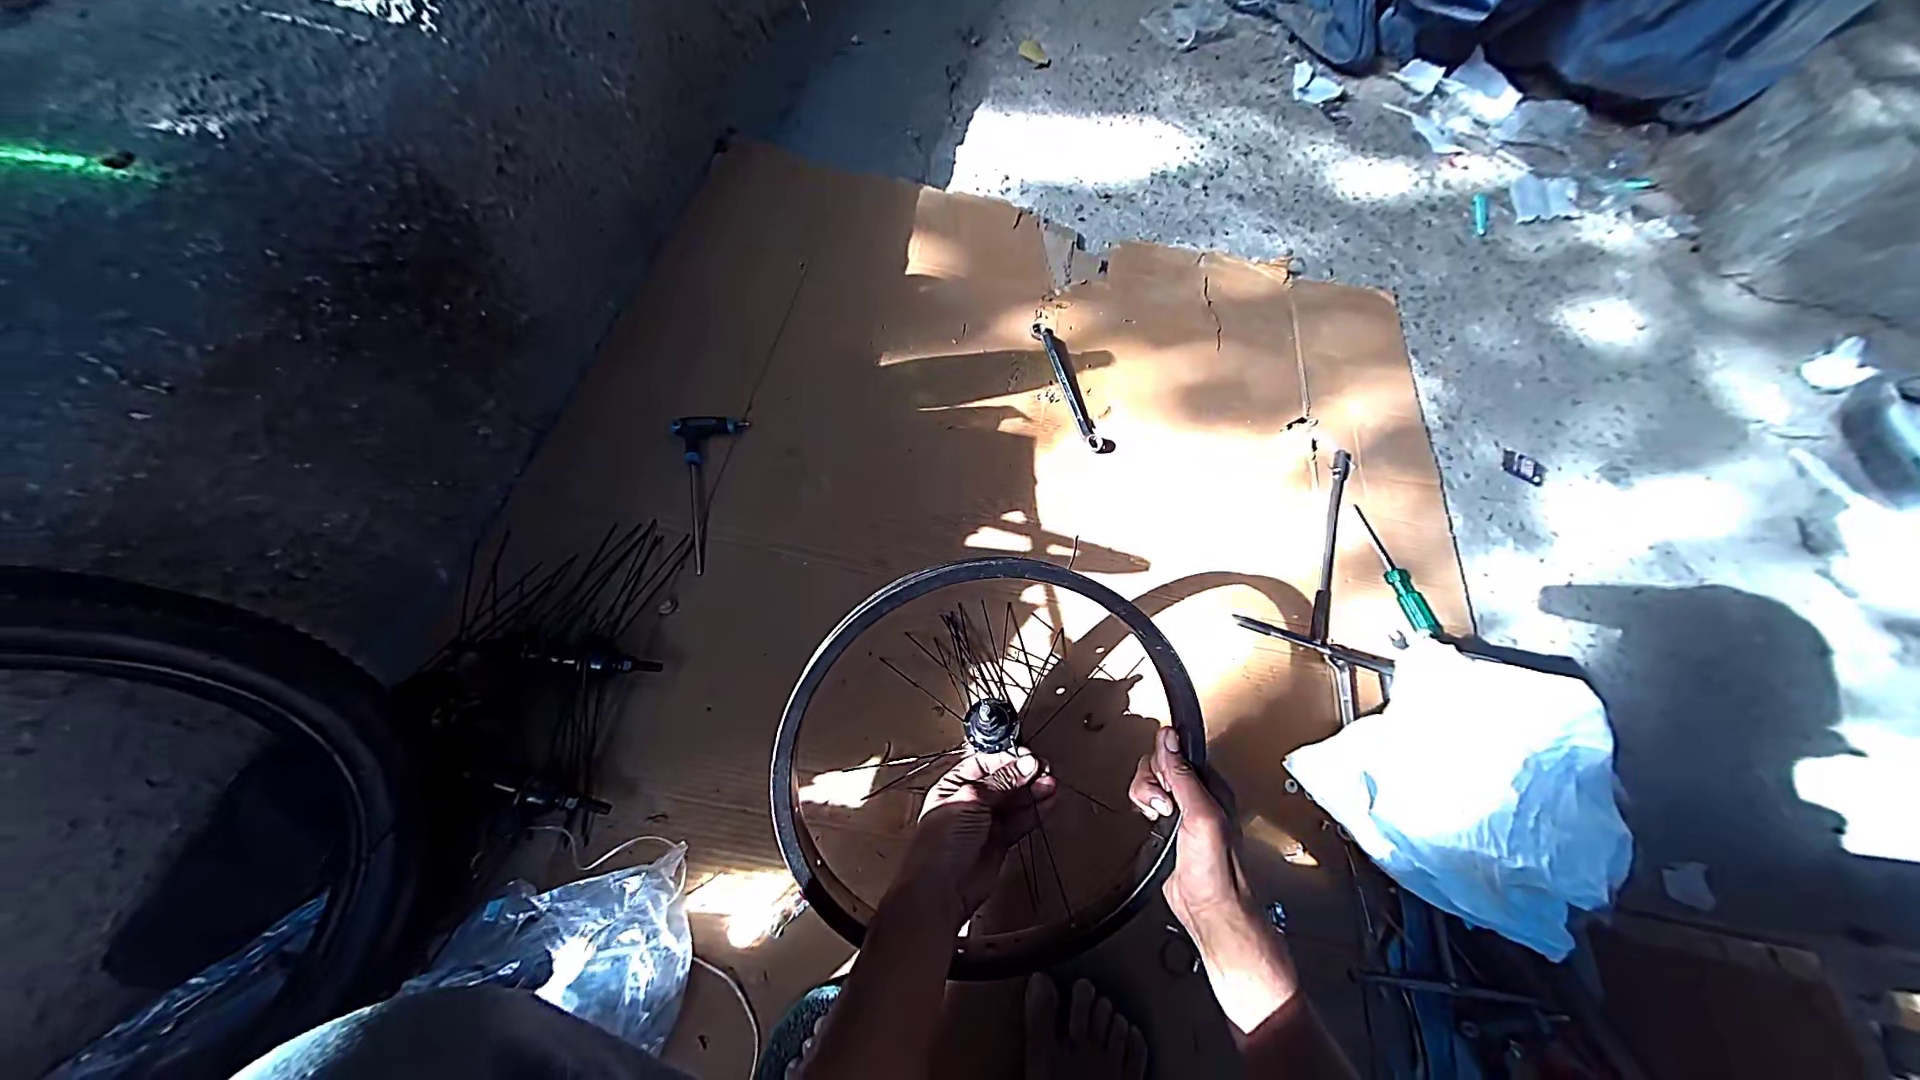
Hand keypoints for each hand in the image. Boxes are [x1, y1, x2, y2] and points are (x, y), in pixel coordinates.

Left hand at [901, 748, 1057, 917]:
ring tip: (1051, 783)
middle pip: (1003, 781)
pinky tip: (1048, 802)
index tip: (1027, 756)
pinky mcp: (999, 841)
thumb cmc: (939, 843)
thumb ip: (1001, 782)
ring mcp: (985, 822)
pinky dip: (1035, 811)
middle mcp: (970, 801)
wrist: (941, 888)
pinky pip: (1020, 821)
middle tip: (1043, 768)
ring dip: (1033, 791)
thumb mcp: (971, 799)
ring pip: (1014, 801)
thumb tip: (1025, 764)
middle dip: (1024, 774)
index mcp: (955, 784)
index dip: (1007, 758)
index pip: (985, 763)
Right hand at [1128, 727, 1248, 929]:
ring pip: (1149, 780)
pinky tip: (1153, 820)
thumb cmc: (1216, 869)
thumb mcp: (1200, 814)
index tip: (1163, 782)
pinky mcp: (1168, 825)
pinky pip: (1147, 800)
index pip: (1177, 750)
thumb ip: (1182, 775)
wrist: (1208, 909)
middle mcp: (1196, 794)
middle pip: (1158, 764)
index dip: (1164, 761)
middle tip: (1162, 804)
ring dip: (1145, 795)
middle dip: (1151, 781)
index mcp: (1211, 785)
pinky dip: (1143, 806)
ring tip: (1158, 814)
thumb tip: (1169, 739)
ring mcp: (1182, 810)